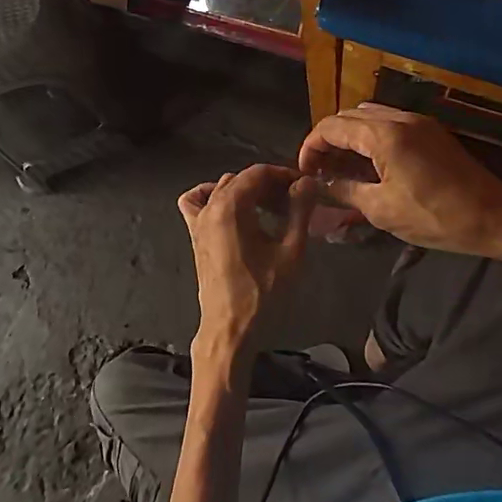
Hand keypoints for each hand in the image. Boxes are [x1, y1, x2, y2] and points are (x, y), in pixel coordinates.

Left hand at [177, 164, 319, 366]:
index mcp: (230, 207)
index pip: (257, 173)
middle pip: (240, 179)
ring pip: (221, 188)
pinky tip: (233, 211)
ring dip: (246, 191)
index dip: (283, 174)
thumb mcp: (291, 251)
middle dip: (268, 184)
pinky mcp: (194, 236)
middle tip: (294, 200)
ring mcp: (198, 221)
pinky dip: (212, 197)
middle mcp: (209, 208)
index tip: (303, 185)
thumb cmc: (263, 294)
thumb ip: (300, 211)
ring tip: (270, 207)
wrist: (230, 328)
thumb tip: (307, 182)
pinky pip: (196, 203)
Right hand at [298, 104, 501, 259]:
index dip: (310, 146)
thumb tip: (315, 186)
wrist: (496, 217)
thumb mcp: (381, 210)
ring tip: (340, 165)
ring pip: (367, 115)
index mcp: (383, 135)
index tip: (304, 172)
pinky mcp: (429, 130)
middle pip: (347, 116)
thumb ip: (343, 191)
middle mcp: (398, 118)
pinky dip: (369, 135)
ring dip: (348, 135)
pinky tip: (368, 162)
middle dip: (326, 139)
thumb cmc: (436, 217)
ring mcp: (417, 121)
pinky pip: (387, 121)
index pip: (331, 127)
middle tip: (319, 170)